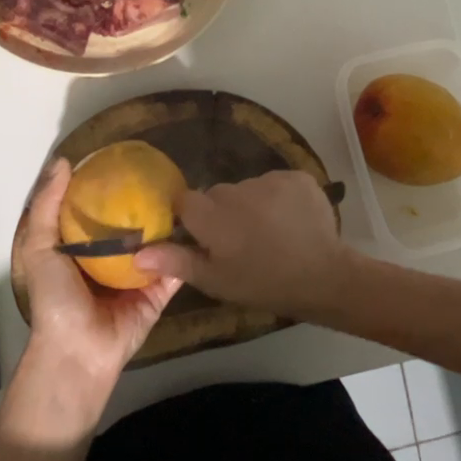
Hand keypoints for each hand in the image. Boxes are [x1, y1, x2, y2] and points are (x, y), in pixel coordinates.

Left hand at [14, 159, 180, 379]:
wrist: (77, 351)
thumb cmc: (55, 299)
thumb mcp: (38, 247)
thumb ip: (46, 206)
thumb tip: (64, 161)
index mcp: (81, 247)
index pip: (97, 208)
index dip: (108, 184)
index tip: (126, 156)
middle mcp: (111, 257)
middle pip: (132, 223)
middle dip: (146, 201)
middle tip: (166, 171)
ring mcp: (138, 275)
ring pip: (159, 241)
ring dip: (172, 222)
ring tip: (192, 191)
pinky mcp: (160, 292)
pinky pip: (176, 267)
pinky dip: (187, 251)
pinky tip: (203, 225)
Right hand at [134, 170, 347, 316]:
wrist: (323, 277)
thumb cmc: (263, 284)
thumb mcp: (216, 280)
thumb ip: (177, 260)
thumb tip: (137, 251)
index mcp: (212, 216)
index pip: (186, 200)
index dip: (193, 217)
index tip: (204, 235)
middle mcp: (237, 190)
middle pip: (219, 194)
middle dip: (224, 212)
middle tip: (240, 242)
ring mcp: (270, 180)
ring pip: (249, 188)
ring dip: (253, 205)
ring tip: (270, 233)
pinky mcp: (297, 177)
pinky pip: (277, 183)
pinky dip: (280, 198)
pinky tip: (290, 221)